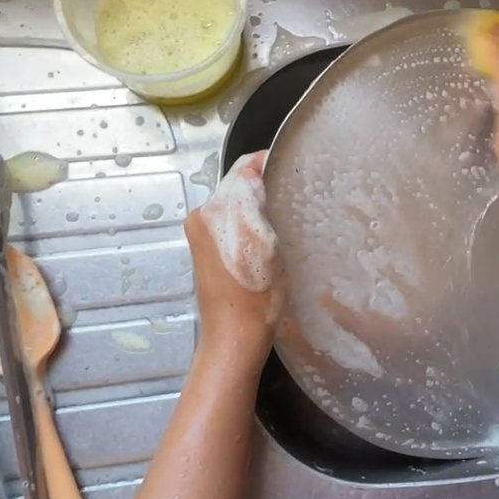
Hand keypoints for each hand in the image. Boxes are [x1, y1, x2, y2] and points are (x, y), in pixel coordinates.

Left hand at [185, 150, 279, 358]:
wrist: (236, 335)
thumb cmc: (257, 296)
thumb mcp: (267, 243)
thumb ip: (256, 201)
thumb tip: (256, 169)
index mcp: (216, 210)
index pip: (244, 169)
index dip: (269, 163)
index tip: (294, 165)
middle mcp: (202, 215)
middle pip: (238, 184)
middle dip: (265, 184)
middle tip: (297, 192)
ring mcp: (201, 232)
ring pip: (235, 202)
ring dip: (258, 203)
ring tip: (286, 214)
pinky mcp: (206, 247)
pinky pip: (231, 220)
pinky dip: (250, 221)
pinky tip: (270, 235)